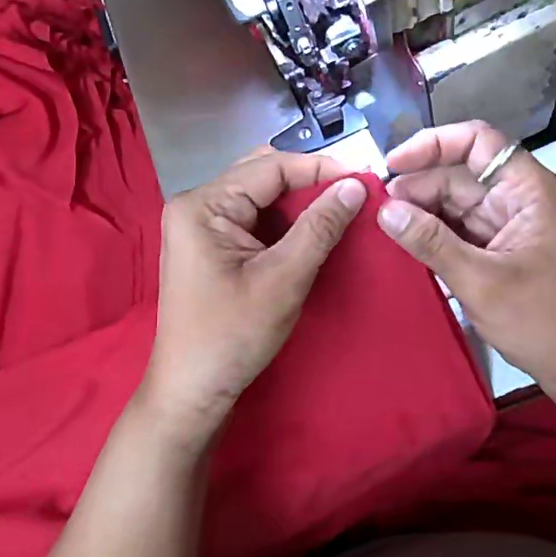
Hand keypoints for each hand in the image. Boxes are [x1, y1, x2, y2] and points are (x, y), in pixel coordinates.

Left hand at [140, 149, 366, 439]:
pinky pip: (251, 219)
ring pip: (258, 197)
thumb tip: (355, 186)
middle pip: (261, 175)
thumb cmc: (232, 335)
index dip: (320, 168)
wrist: (191, 389)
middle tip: (354, 194)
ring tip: (340, 210)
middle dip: (309, 182)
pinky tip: (310, 230)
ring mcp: (198, 225)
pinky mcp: (207, 246)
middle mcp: (195, 204)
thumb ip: (320, 228)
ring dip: (298, 203)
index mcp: (202, 205)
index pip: (270, 167)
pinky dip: (282, 223)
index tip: (364, 178)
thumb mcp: (283, 279)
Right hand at [377, 121, 555, 387]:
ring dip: (419, 210)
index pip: (479, 142)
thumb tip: (385, 211)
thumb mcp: (480, 281)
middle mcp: (518, 196)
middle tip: (378, 209)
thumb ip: (431, 243)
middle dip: (418, 185)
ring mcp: (505, 220)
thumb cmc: (539, 320)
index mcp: (530, 191)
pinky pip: (455, 225)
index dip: (434, 144)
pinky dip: (430, 231)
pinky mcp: (494, 244)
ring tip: (383, 225)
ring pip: (452, 200)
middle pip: (459, 172)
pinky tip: (402, 239)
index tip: (394, 165)